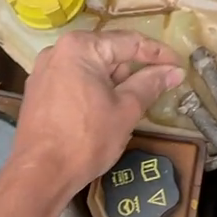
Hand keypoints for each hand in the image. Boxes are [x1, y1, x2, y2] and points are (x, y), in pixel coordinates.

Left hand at [11, 30, 183, 198]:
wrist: (39, 175)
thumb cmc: (86, 138)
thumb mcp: (126, 109)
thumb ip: (151, 84)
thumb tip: (174, 71)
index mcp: (81, 47)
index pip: (130, 42)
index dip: (159, 54)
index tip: (178, 66)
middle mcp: (58, 51)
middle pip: (108, 53)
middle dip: (133, 71)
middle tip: (156, 91)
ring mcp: (44, 71)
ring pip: (92, 69)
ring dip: (114, 84)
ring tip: (129, 107)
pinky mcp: (38, 92)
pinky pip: (75, 81)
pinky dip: (94, 91)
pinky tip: (103, 113)